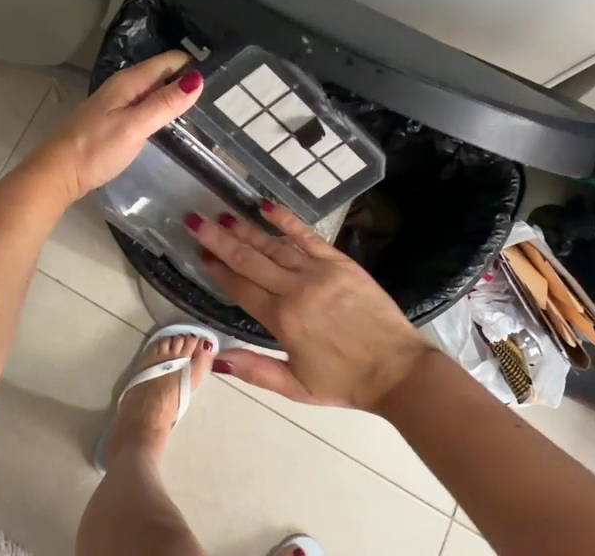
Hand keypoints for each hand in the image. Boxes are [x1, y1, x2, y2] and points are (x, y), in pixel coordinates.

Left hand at [18, 51, 202, 201]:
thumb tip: (197, 79)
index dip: (193, 66)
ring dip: (174, 95)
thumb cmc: (97, 149)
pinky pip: (143, 105)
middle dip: (186, 80)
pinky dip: (159, 108)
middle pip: (162, 73)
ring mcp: (116, 102)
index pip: (169, 60)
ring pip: (153, 90)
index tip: (221, 79)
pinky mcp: (113, 119)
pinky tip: (170, 123)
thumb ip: (165, 103)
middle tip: (218, 97)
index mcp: (129, 81)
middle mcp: (123, 85)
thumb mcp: (135, 126)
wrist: (58, 172)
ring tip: (202, 109)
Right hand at [187, 200, 433, 411]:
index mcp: (282, 320)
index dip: (218, 270)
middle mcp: (295, 290)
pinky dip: (286, 220)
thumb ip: (255, 370)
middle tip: (196, 221)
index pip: (241, 287)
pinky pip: (307, 236)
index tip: (199, 255)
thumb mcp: (296, 388)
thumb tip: (215, 357)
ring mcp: (318, 272)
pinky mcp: (340, 262)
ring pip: (273, 245)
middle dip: (220, 240)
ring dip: (245, 229)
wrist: (398, 370)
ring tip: (222, 214)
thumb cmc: (345, 383)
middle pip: (249, 259)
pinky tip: (266, 206)